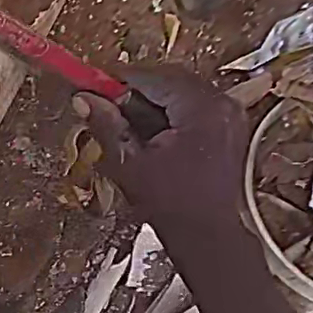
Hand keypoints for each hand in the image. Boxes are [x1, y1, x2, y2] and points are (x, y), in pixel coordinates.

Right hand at [73, 67, 248, 229]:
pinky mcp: (227, 128)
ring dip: (148, 103)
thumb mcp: (129, 164)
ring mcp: (229, 116)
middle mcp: (222, 104)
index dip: (118, 78)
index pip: (154, 77)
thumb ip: (107, 126)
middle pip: (169, 81)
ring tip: (122, 123)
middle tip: (102, 104)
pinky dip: (166, 115)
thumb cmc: (169, 204)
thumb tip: (83, 99)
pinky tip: (146, 135)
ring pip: (179, 93)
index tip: (91, 82)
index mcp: (201, 108)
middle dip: (134, 91)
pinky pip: (192, 108)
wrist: (206, 235)